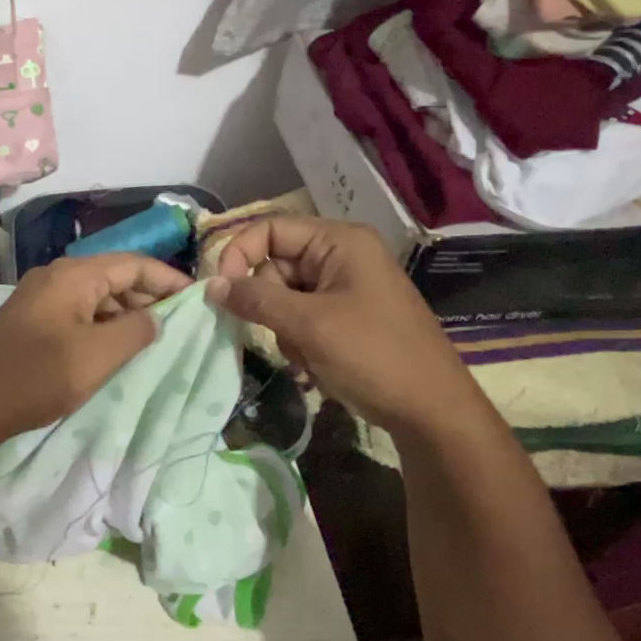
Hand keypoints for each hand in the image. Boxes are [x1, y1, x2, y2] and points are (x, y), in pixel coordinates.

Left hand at [0, 253, 192, 445]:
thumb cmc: (38, 378)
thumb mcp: (98, 356)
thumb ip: (136, 331)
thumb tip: (157, 317)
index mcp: (72, 275)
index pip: (132, 263)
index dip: (168, 279)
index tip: (198, 298)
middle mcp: (54, 277)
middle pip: (113, 276)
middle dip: (147, 298)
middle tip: (178, 326)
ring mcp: (38, 298)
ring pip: (94, 296)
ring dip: (123, 315)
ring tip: (150, 342)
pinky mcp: (29, 321)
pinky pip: (75, 312)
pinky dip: (100, 325)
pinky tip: (112, 350)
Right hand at [206, 217, 491, 434]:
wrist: (431, 411)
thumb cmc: (373, 356)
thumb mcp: (308, 325)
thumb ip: (255, 300)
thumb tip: (210, 285)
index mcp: (340, 241)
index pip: (270, 228)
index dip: (239, 253)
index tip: (220, 291)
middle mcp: (341, 255)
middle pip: (274, 263)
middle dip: (268, 302)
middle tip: (285, 332)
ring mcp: (344, 286)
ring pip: (282, 294)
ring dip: (282, 327)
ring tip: (309, 353)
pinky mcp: (344, 315)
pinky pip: (299, 315)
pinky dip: (297, 339)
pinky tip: (316, 362)